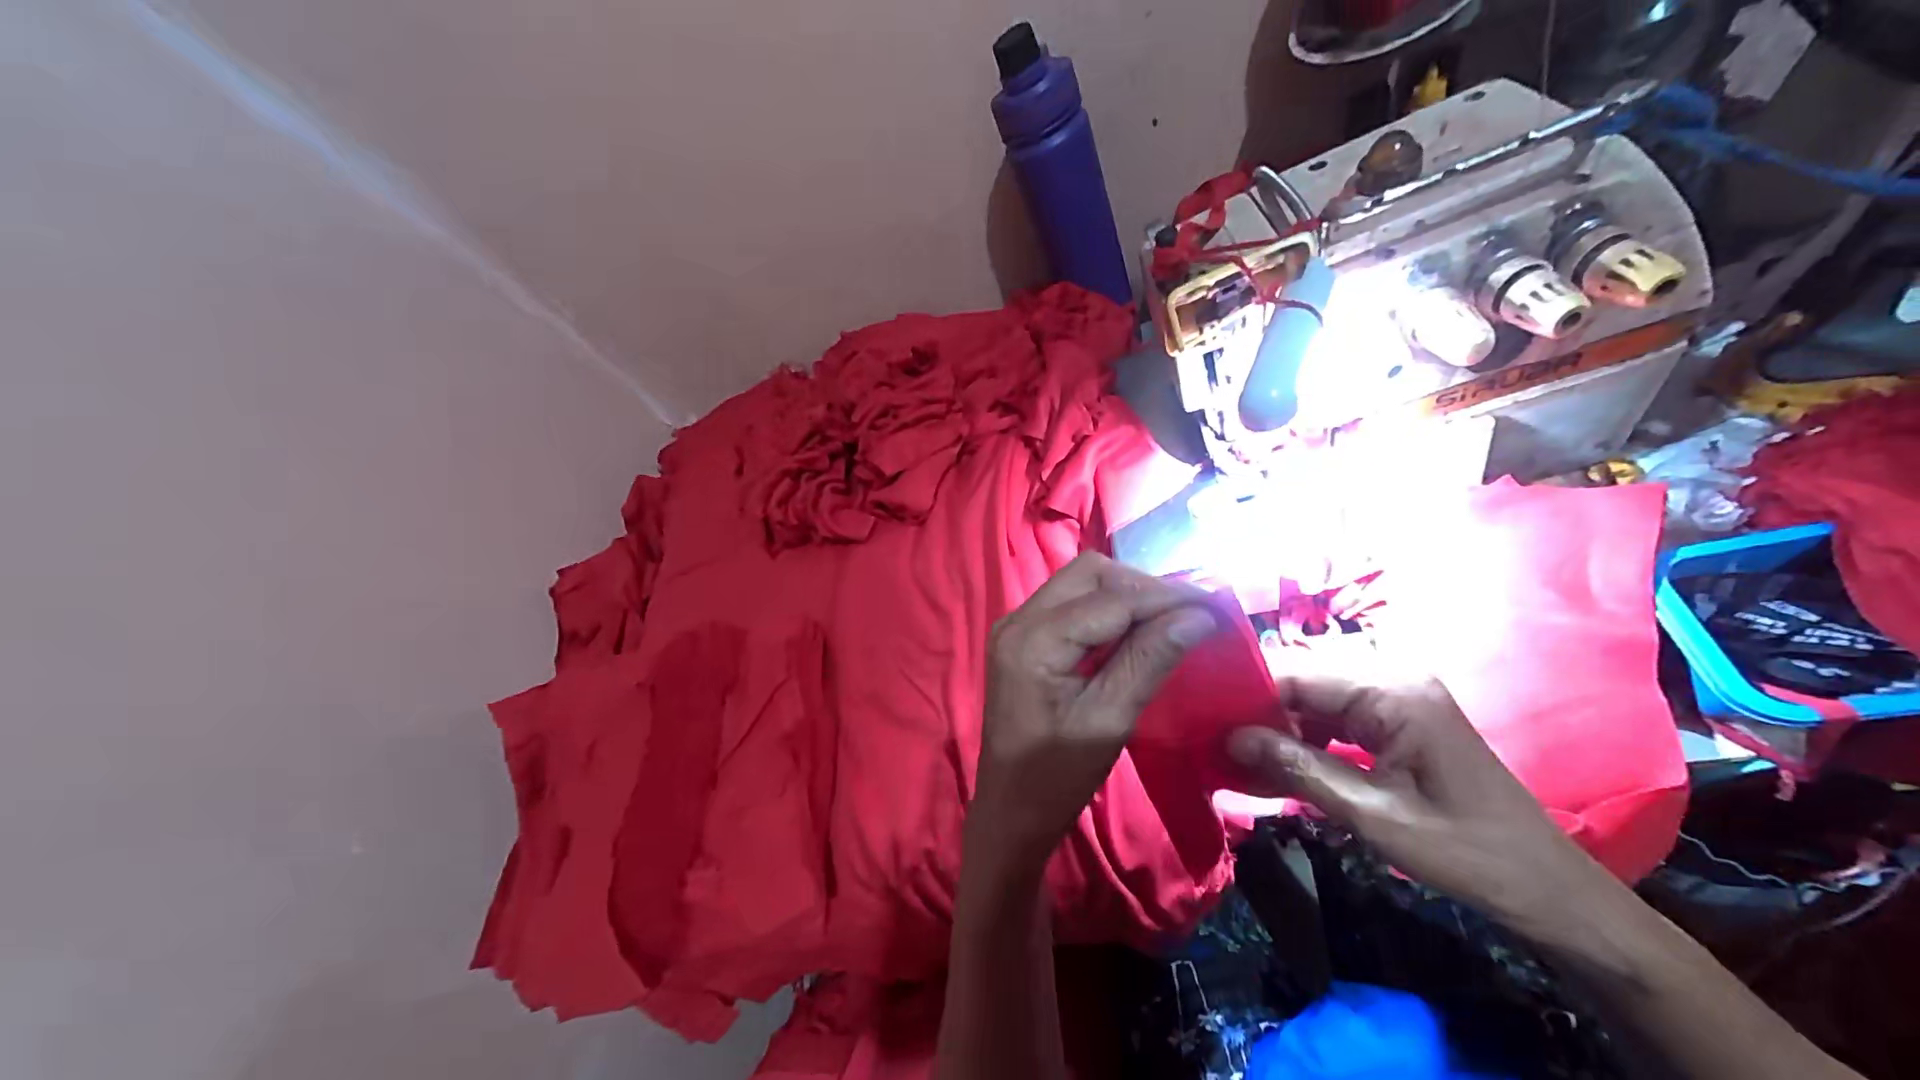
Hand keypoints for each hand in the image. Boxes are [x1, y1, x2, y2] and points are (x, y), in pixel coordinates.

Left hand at [973, 553, 1220, 859]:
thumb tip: (1198, 616)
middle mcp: (1018, 619)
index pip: (1111, 597)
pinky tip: (1137, 632)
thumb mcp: (1108, 720)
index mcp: (1033, 639)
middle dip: (1144, 588)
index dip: (1166, 597)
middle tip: (1190, 615)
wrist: (1009, 811)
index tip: (1216, 606)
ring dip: (1127, 596)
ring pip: (1081, 585)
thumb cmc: (1057, 777)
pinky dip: (1107, 611)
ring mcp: (1016, 627)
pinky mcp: (1023, 640)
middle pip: (1090, 574)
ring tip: (1172, 621)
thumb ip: (1149, 660)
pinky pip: (1071, 606)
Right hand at [1224, 670, 1604, 930]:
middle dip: (1258, 708)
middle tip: (1209, 733)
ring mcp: (1397, 700)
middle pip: (1304, 681)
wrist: (1549, 891)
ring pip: (1315, 700)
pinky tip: (1273, 759)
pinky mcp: (1397, 723)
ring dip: (1277, 726)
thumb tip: (1229, 739)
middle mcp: (1393, 679)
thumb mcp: (1373, 815)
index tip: (1201, 712)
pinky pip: (1335, 719)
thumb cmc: (1466, 851)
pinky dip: (1304, 739)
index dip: (1247, 692)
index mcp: (1392, 690)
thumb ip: (1297, 769)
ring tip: (1231, 747)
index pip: (1298, 673)